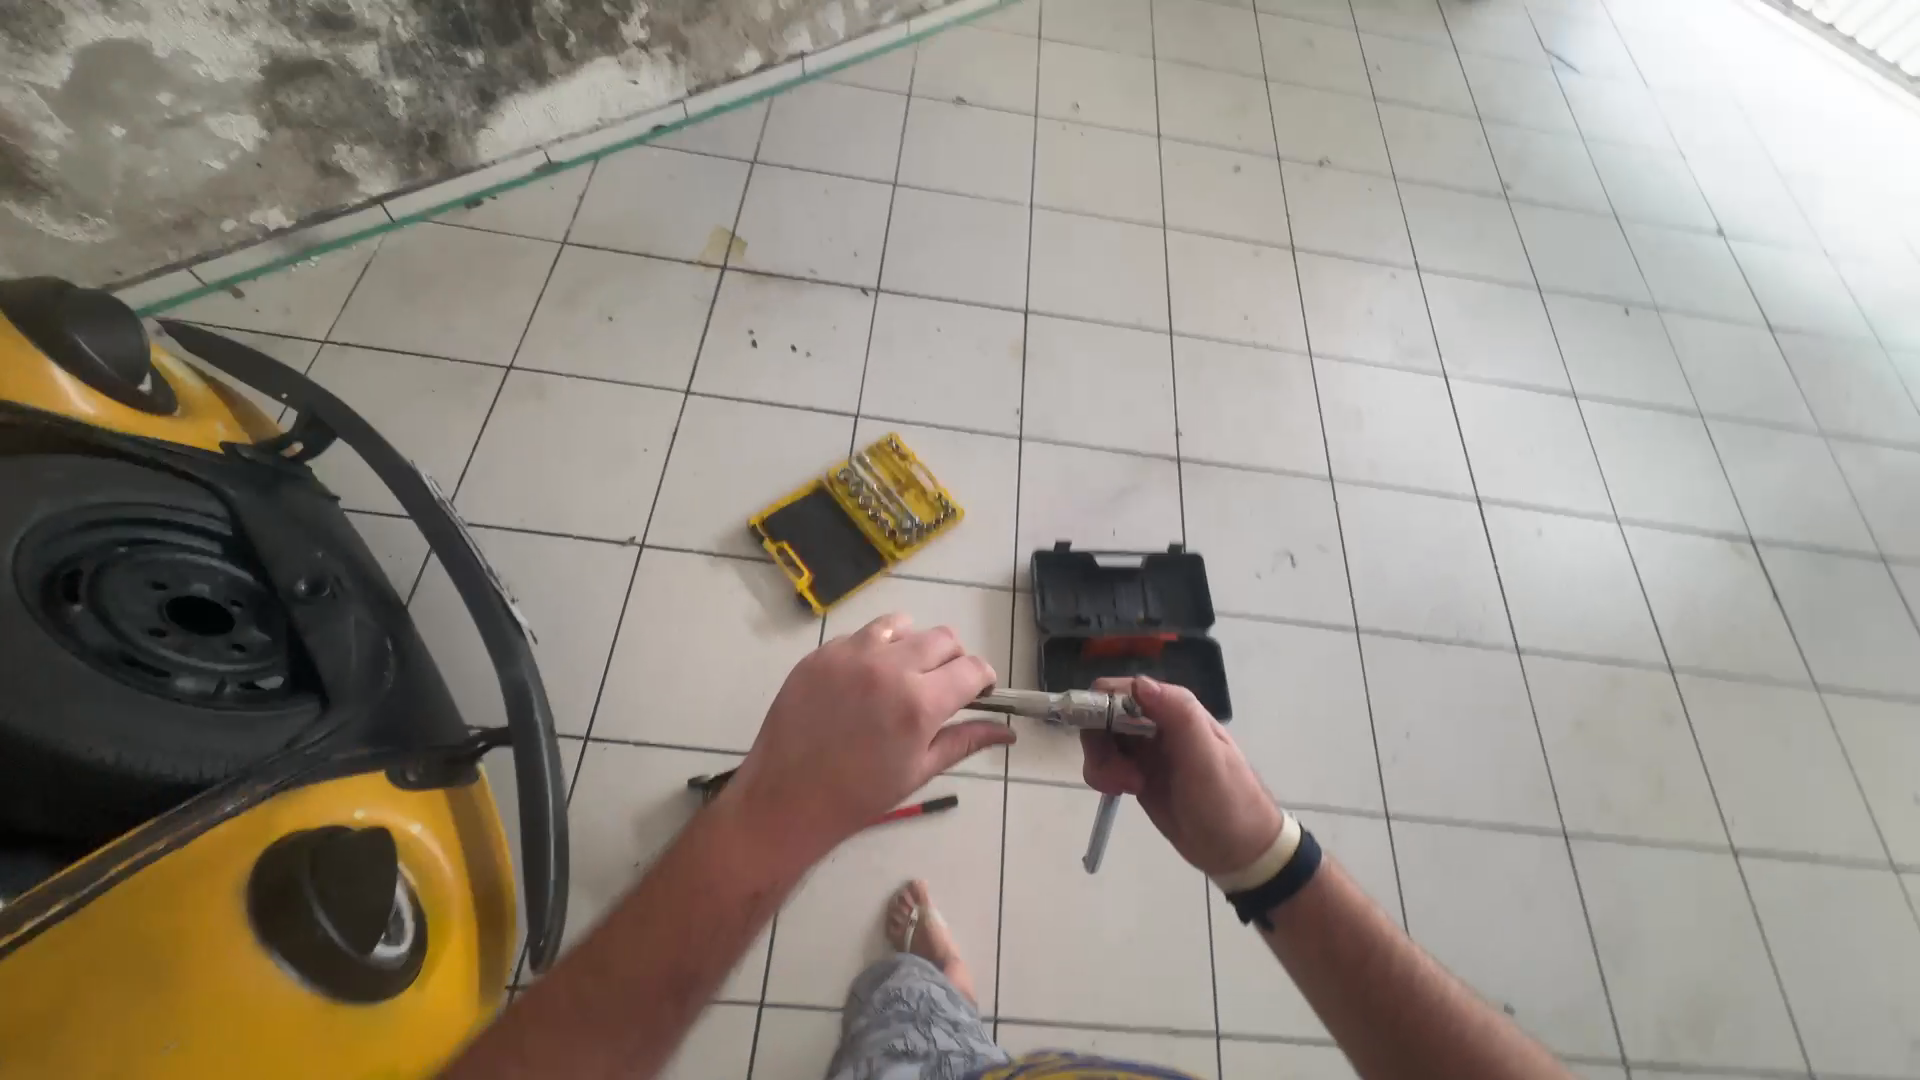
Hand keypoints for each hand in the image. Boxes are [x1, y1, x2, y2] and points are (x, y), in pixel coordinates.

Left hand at [719, 614, 1012, 859]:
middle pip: (943, 638)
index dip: (984, 679)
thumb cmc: (859, 795)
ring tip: (902, 675)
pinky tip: (863, 683)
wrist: (785, 799)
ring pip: (902, 626)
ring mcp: (851, 655)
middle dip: (953, 659)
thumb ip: (965, 741)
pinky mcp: (821, 653)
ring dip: (913, 645)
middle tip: (942, 686)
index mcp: (920, 703)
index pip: (973, 668)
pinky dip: (873, 651)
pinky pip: (861, 636)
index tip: (979, 691)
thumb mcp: (919, 771)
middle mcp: (889, 668)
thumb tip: (1008, 732)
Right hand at [1081, 676, 1282, 877]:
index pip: (1119, 690)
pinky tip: (1122, 793)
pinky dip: (1103, 775)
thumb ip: (1178, 715)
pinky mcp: (1136, 771)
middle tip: (1117, 777)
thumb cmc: (1228, 801)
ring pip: (1101, 739)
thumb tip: (1139, 683)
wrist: (1239, 850)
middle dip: (1099, 743)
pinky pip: (1105, 762)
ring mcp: (1144, 747)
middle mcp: (1155, 721)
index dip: (1100, 709)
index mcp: (1173, 709)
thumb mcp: (1206, 758)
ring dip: (1101, 762)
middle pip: (1102, 714)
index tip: (1101, 739)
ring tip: (1124, 789)